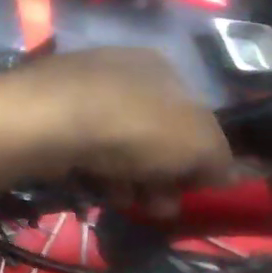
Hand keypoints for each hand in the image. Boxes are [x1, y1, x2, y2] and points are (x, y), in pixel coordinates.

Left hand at [0, 48, 233, 214]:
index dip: (199, 156)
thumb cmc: (132, 127)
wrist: (46, 122)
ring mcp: (84, 88)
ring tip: (126, 200)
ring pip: (122, 144)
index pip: (194, 115)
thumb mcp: (196, 143)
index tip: (192, 189)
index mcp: (163, 67)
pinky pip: (87, 146)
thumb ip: (219, 156)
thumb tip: (226, 170)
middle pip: (157, 133)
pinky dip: (98, 170)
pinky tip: (96, 187)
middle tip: (158, 205)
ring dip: (133, 179)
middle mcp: (124, 69)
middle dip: (164, 175)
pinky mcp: (51, 112)